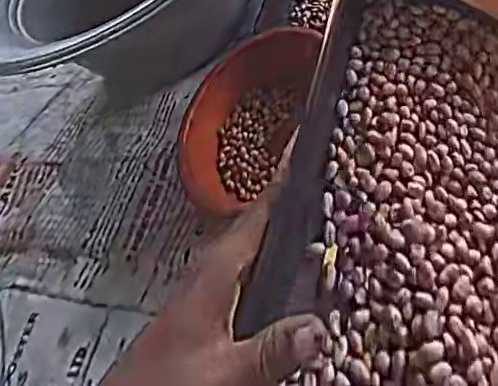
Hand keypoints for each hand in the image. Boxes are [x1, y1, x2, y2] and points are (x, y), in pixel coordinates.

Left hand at [103, 173, 325, 385]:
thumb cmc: (166, 380)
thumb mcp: (223, 370)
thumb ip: (270, 349)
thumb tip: (320, 328)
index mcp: (222, 264)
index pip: (264, 205)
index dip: (287, 170)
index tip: (306, 137)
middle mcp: (221, 263)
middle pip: (267, 216)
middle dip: (297, 191)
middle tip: (331, 168)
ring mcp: (217, 281)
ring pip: (262, 240)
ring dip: (290, 222)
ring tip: (324, 206)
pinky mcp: (216, 301)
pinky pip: (257, 264)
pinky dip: (281, 254)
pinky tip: (300, 268)